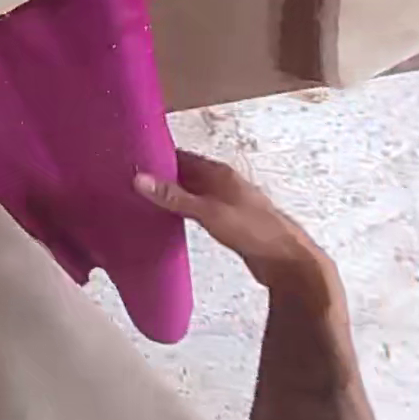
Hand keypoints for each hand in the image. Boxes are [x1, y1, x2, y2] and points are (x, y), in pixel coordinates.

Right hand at [135, 151, 343, 316]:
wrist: (290, 264)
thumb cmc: (252, 231)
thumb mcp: (208, 212)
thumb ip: (173, 196)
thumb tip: (137, 178)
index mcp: (220, 172)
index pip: (180, 155)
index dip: (156, 155)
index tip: (129, 159)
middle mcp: (223, 182)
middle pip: (184, 172)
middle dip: (159, 174)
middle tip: (127, 178)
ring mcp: (226, 200)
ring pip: (189, 189)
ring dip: (170, 191)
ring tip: (141, 196)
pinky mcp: (227, 218)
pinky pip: (195, 204)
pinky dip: (180, 206)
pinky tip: (165, 214)